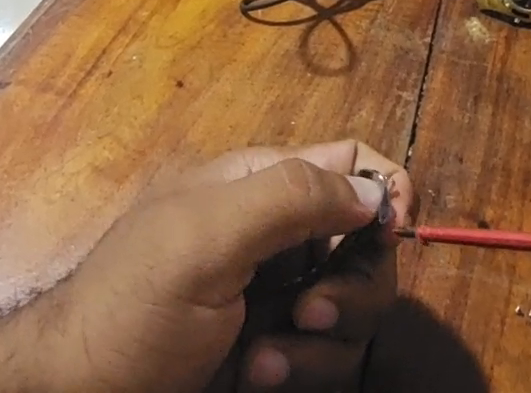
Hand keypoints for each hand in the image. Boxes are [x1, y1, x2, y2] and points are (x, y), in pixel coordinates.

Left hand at [26, 140, 412, 392]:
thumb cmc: (137, 302)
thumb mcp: (206, 235)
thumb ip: (290, 197)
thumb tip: (374, 191)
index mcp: (263, 184)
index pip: (348, 160)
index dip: (383, 187)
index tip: (393, 231)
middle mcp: (281, 232)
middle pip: (365, 242)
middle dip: (353, 283)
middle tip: (310, 311)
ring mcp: (280, 292)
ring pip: (353, 304)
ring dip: (322, 339)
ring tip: (263, 358)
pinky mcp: (278, 345)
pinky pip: (327, 353)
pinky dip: (300, 366)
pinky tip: (254, 374)